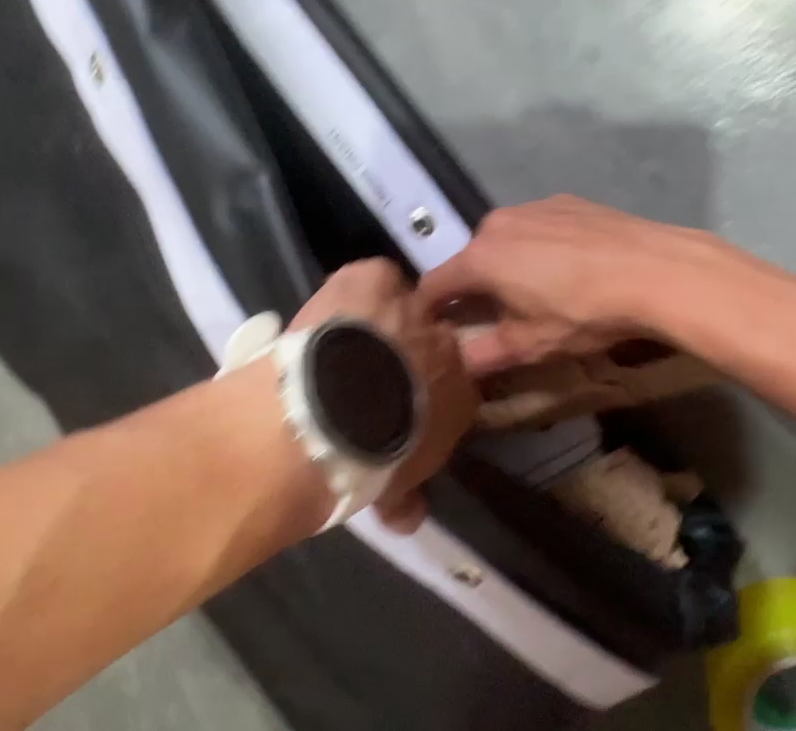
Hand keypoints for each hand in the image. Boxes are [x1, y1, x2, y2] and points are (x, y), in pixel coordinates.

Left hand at [291, 259, 473, 533]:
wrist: (334, 411)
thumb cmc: (371, 457)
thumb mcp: (393, 488)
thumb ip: (405, 496)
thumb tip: (405, 517)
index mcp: (462, 394)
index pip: (454, 390)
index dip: (423, 398)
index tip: (397, 411)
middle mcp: (447, 346)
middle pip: (430, 344)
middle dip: (406, 357)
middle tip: (368, 377)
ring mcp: (411, 308)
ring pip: (401, 307)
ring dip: (380, 323)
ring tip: (343, 344)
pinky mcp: (375, 279)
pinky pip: (373, 278)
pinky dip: (356, 290)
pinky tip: (334, 311)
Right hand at [417, 196, 729, 373]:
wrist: (656, 271)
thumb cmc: (584, 313)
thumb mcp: (532, 345)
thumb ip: (486, 355)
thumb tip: (459, 366)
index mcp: (480, 258)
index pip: (436, 284)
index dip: (431, 309)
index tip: (435, 327)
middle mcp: (498, 223)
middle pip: (472, 258)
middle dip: (477, 286)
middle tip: (499, 314)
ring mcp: (534, 206)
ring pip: (507, 239)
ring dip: (511, 263)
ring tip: (542, 290)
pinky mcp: (568, 201)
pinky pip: (540, 227)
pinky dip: (543, 246)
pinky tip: (574, 267)